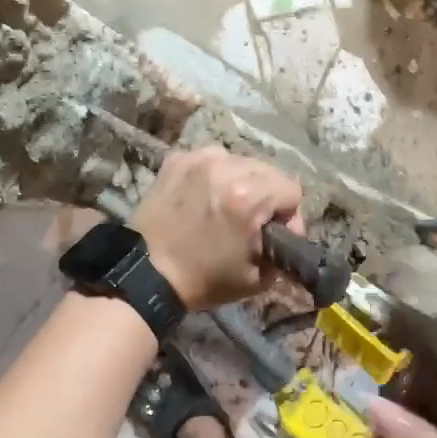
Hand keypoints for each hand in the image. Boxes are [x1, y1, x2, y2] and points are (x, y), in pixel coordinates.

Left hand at [129, 146, 303, 309]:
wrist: (144, 274)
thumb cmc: (203, 279)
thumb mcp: (255, 278)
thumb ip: (282, 253)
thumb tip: (288, 234)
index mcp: (248, 196)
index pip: (292, 189)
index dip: (289, 214)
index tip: (275, 232)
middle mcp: (226, 167)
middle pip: (268, 170)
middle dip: (267, 194)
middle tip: (251, 220)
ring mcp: (199, 159)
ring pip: (240, 160)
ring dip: (241, 180)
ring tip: (225, 205)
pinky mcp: (177, 159)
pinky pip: (211, 159)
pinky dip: (214, 174)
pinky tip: (203, 196)